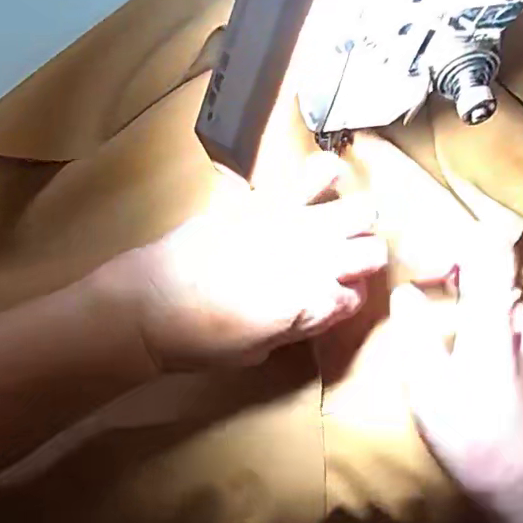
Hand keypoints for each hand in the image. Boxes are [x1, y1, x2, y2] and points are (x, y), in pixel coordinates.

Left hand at [90, 154, 388, 371]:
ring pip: (360, 208)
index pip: (357, 298)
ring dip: (357, 220)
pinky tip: (323, 181)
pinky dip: (325, 176)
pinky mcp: (266, 199)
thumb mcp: (257, 349)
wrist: (148, 303)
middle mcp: (313, 260)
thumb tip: (326, 304)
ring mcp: (293, 224)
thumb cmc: (200, 340)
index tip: (331, 302)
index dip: (348, 301)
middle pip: (373, 251)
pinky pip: (312, 174)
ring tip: (339, 224)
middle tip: (344, 264)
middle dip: (365, 259)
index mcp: (311, 304)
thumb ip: (300, 324)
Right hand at [390, 235, 522, 522]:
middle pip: (495, 262)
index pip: (488, 244)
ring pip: (500, 291)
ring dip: (464, 290)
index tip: (419, 269)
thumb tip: (407, 294)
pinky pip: (504, 317)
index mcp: (498, 312)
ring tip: (431, 314)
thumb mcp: (428, 386)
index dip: (450, 242)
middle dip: (452, 263)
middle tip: (417, 287)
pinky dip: (477, 315)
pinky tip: (456, 347)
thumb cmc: (479, 437)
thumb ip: (414, 331)